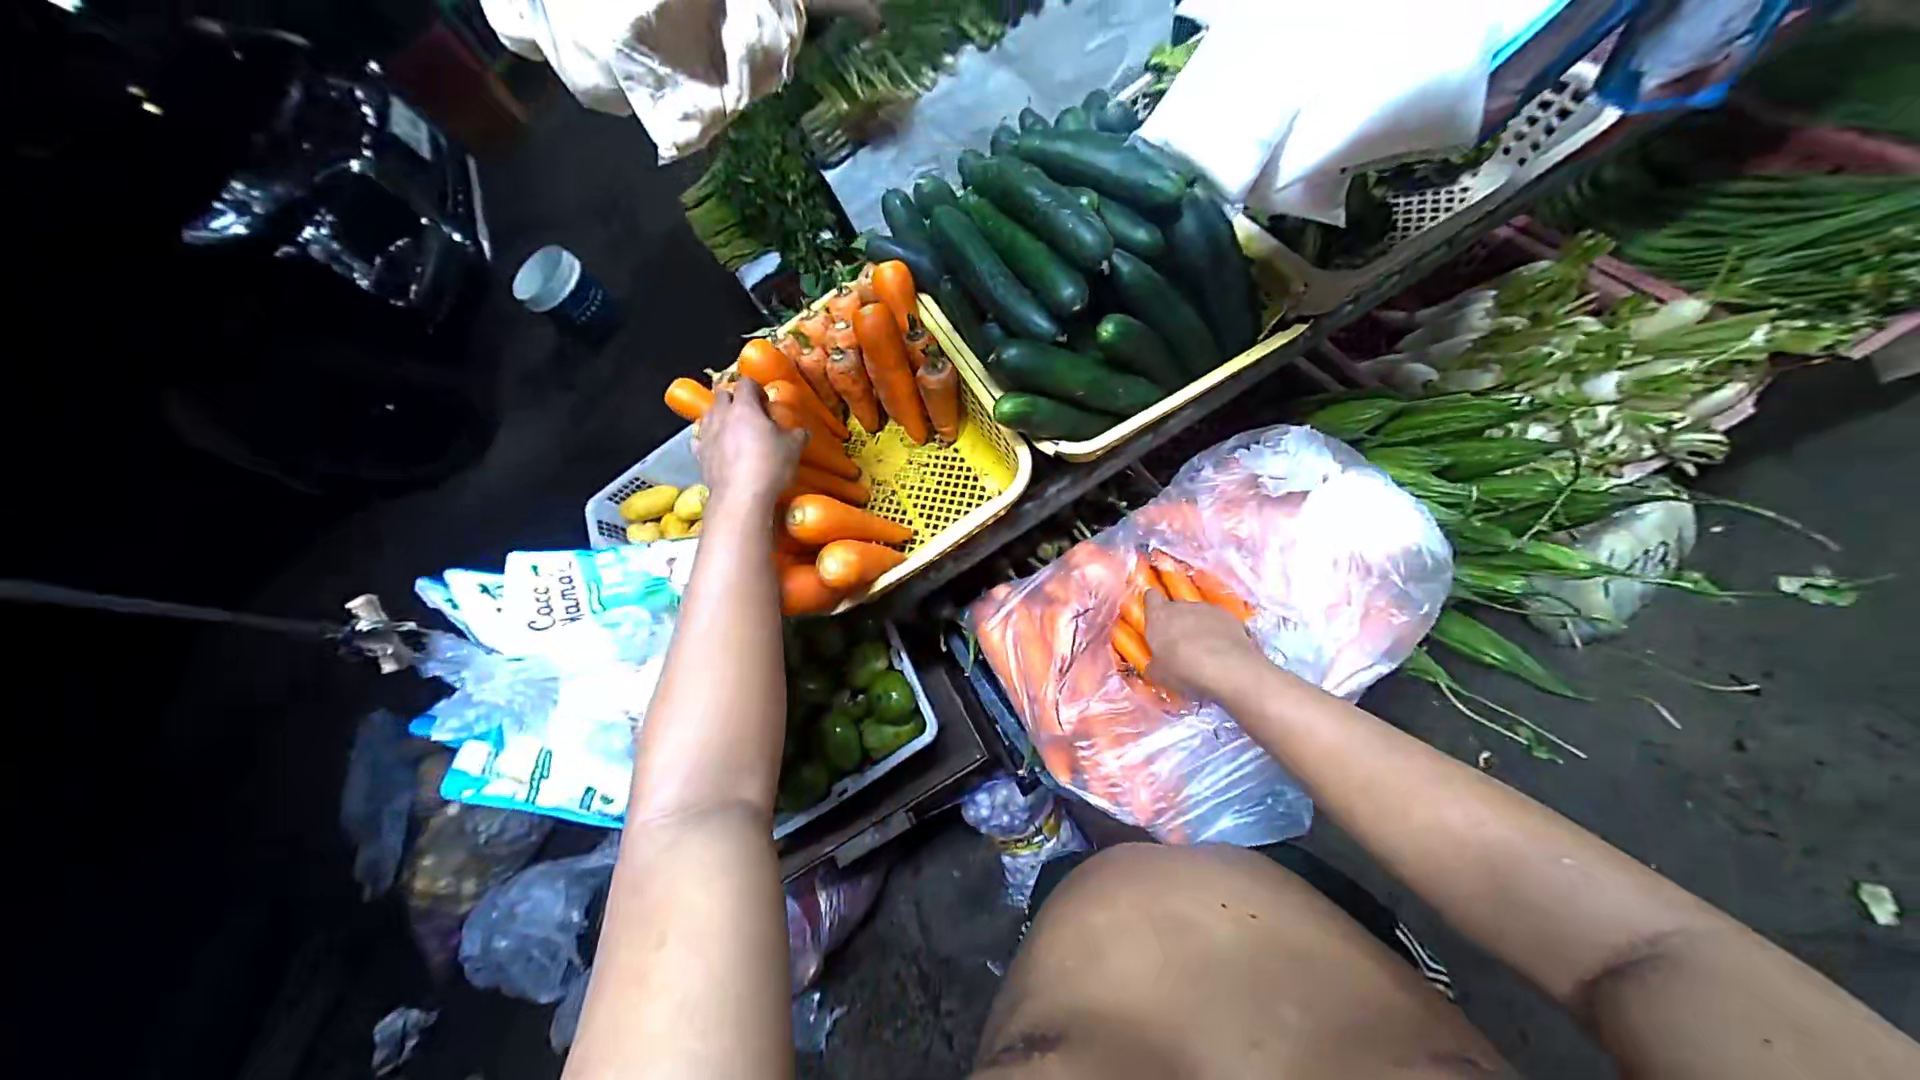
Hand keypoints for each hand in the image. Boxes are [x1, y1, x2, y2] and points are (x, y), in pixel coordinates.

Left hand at [693, 377, 805, 517]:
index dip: (757, 389)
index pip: (746, 383)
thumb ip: (797, 435)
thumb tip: (803, 432)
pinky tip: (718, 447)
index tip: (766, 404)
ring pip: (708, 414)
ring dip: (720, 417)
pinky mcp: (699, 454)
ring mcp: (707, 434)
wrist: (741, 495)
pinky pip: (700, 438)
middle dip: (735, 400)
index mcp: (745, 407)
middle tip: (749, 415)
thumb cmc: (770, 465)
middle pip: (723, 395)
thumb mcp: (793, 448)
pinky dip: (708, 438)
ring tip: (734, 430)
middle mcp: (722, 415)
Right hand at [1143, 591, 1265, 699]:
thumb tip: (1152, 667)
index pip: (1151, 598)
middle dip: (1176, 621)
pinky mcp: (1230, 617)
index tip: (1154, 617)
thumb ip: (1153, 666)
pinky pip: (1218, 622)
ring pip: (1198, 614)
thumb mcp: (1159, 675)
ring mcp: (1208, 609)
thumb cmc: (1184, 669)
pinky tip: (1221, 650)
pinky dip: (1218, 632)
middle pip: (1176, 607)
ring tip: (1203, 649)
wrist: (1229, 669)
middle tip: (1178, 643)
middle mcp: (1182, 606)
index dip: (1152, 606)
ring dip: (1198, 626)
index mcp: (1159, 616)